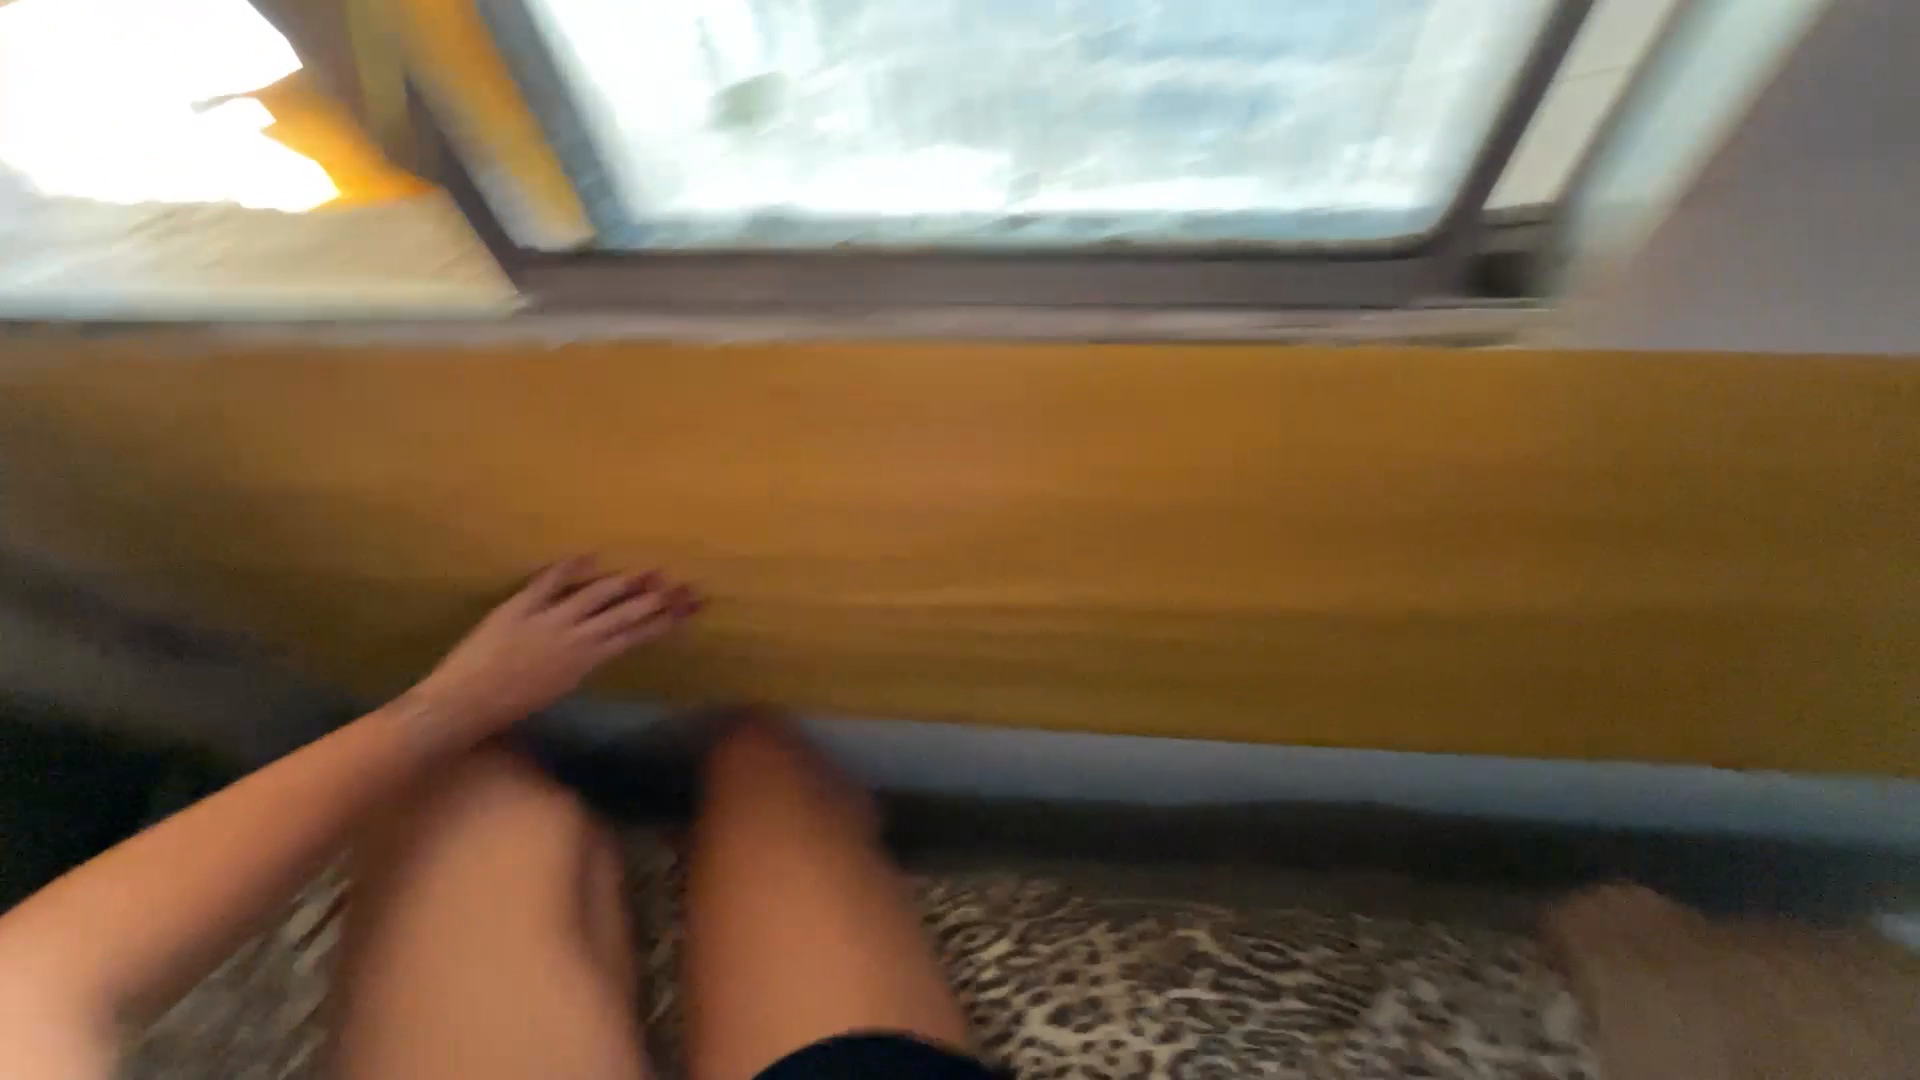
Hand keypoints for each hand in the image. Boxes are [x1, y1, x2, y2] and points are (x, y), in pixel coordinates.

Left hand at [410, 557, 702, 735]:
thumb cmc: (508, 707)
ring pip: (595, 596)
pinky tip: (591, 555)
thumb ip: (580, 662)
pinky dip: (568, 568)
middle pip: (626, 614)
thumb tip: (602, 644)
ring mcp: (548, 620)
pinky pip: (547, 583)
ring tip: (652, 571)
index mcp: (586, 661)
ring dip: (625, 582)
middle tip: (688, 587)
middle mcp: (576, 638)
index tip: (689, 610)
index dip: (665, 621)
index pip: (636, 636)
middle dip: (660, 600)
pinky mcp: (518, 608)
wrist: (462, 705)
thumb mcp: (557, 687)